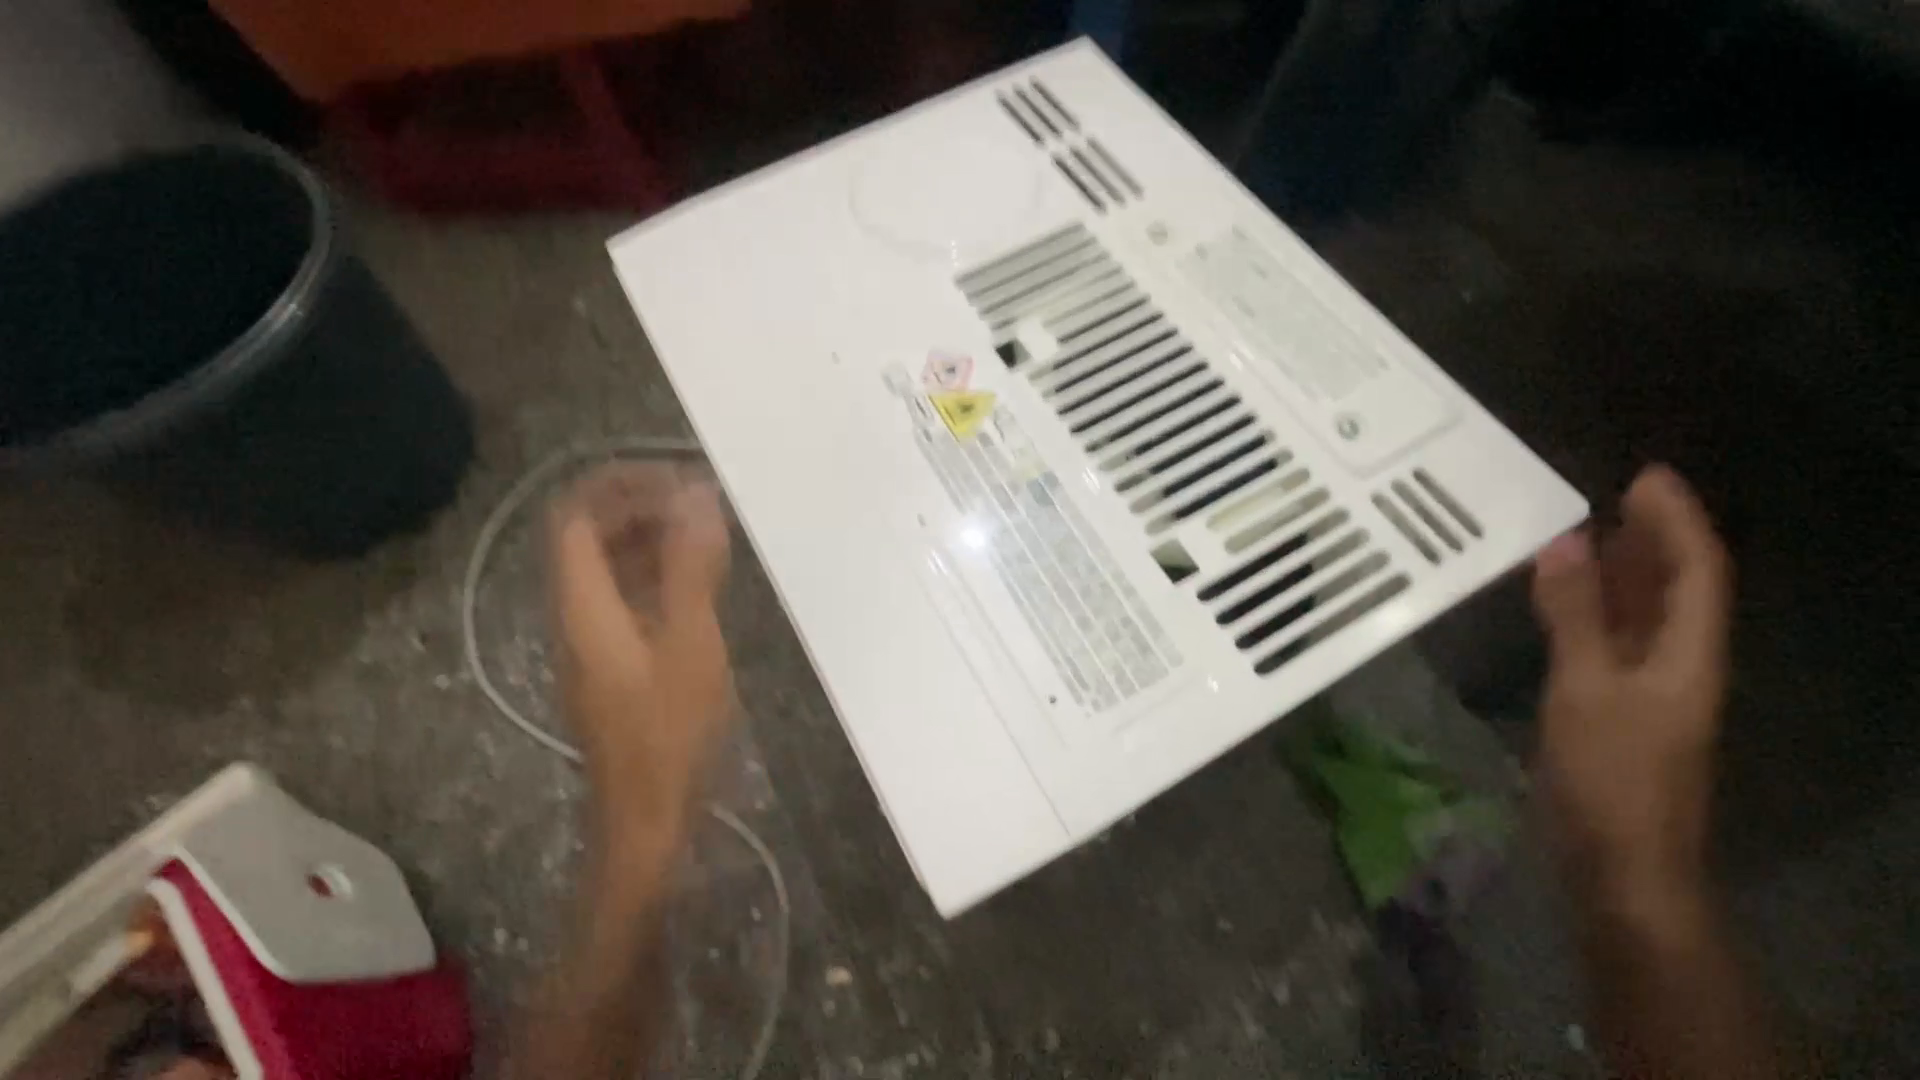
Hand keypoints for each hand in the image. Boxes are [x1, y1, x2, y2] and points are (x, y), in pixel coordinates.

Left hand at [548, 463, 731, 881]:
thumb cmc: (670, 734)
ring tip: (707, 531)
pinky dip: (658, 576)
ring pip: (609, 568)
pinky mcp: (614, 663)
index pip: (576, 516)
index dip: (618, 484)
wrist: (648, 820)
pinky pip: (626, 598)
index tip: (675, 475)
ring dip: (651, 539)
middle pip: (588, 537)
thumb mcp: (691, 644)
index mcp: (584, 605)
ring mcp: (593, 641)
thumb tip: (698, 496)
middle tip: (700, 501)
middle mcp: (576, 615)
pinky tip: (701, 582)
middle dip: (640, 506)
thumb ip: (692, 567)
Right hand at [1532, 466, 1732, 913]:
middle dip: (1651, 540)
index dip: (1675, 523)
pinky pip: (1608, 640)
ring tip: (1586, 534)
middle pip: (1675, 589)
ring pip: (1641, 615)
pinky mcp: (1612, 708)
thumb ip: (1574, 614)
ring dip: (1619, 573)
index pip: (1696, 572)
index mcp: (1688, 654)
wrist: (1618, 860)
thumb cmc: (1611, 774)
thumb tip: (1563, 542)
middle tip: (1612, 496)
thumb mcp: (1587, 687)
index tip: (1645, 477)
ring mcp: (1645, 688)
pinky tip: (1560, 600)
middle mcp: (1677, 663)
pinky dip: (1589, 610)